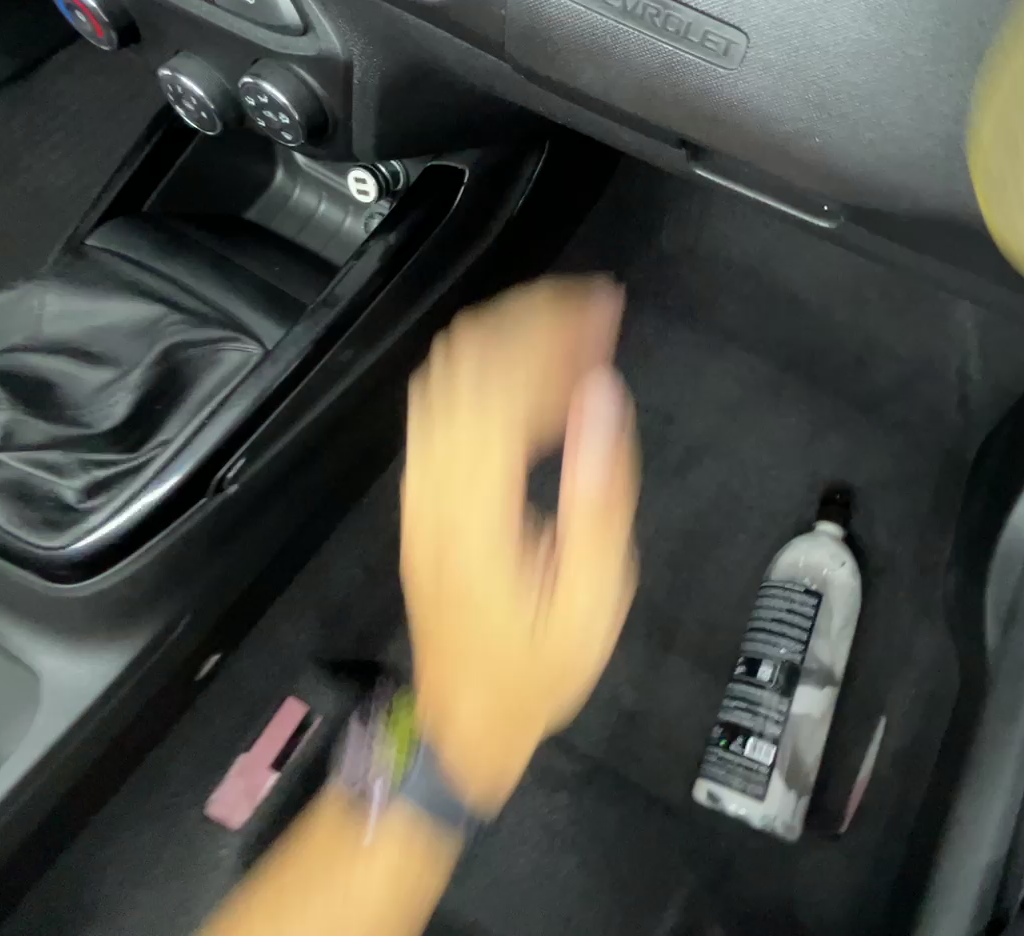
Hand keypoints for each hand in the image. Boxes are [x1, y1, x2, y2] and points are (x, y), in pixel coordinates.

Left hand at [400, 276, 639, 813]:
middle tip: (593, 303)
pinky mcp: (418, 492)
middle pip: (471, 362)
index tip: (605, 306)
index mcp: (478, 504)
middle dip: (533, 316)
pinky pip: (435, 402)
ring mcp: (418, 485)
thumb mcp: (593, 594)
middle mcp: (435, 481)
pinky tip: (519, 361)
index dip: (557, 331)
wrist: (463, 719)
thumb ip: (599, 490)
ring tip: (565, 319)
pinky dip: (479, 366)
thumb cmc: (537, 667)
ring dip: (505, 333)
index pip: (507, 383)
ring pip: (447, 373)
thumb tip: (603, 398)